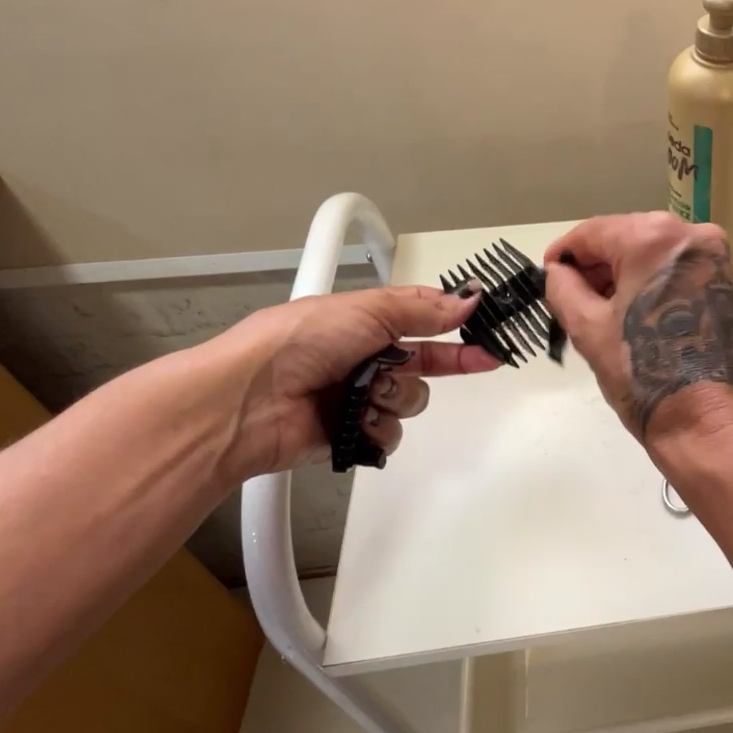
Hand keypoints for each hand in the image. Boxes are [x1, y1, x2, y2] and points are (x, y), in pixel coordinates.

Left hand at [196, 285, 502, 478]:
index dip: (455, 320)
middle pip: (427, 361)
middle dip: (451, 360)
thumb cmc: (296, 343)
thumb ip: (423, 309)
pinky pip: (392, 432)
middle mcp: (365, 358)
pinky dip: (379, 426)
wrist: (247, 401)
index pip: (422, 318)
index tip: (485, 322)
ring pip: (413, 398)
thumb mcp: (366, 310)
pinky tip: (359, 419)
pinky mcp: (354, 433)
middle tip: (485, 358)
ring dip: (398, 394)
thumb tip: (468, 298)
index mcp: (365, 322)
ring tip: (371, 391)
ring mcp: (360, 397)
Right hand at [544, 213, 732, 442]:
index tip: (549, 274)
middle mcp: (695, 237)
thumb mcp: (588, 330)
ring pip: (660, 257)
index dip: (565, 254)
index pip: (594, 231)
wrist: (716, 424)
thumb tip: (559, 272)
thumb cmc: (647, 375)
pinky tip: (645, 322)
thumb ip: (564, 288)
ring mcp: (722, 262)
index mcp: (655, 237)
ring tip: (607, 316)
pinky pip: (686, 275)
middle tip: (574, 299)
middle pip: (631, 239)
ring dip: (630, 278)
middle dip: (599, 266)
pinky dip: (661, 289)